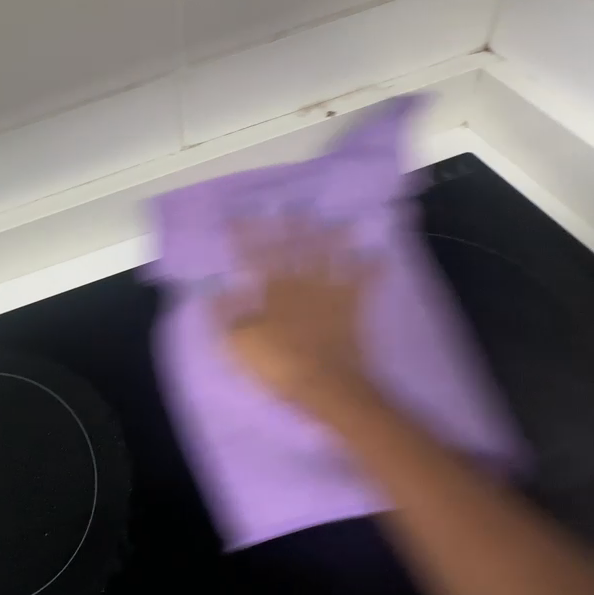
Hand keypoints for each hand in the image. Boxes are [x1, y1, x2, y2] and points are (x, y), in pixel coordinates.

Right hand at [216, 215, 382, 415]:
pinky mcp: (352, 308)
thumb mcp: (237, 342)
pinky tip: (379, 256)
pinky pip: (364, 284)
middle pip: (295, 248)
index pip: (254, 256)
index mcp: (271, 289)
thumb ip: (225, 315)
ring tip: (338, 222)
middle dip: (290, 227)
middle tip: (289, 208)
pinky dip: (372, 269)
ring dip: (334, 239)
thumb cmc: (277, 363)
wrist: (327, 385)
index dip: (244, 238)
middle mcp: (300, 283)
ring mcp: (329, 293)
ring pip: (332, 258)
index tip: (235, 222)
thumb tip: (214, 292)